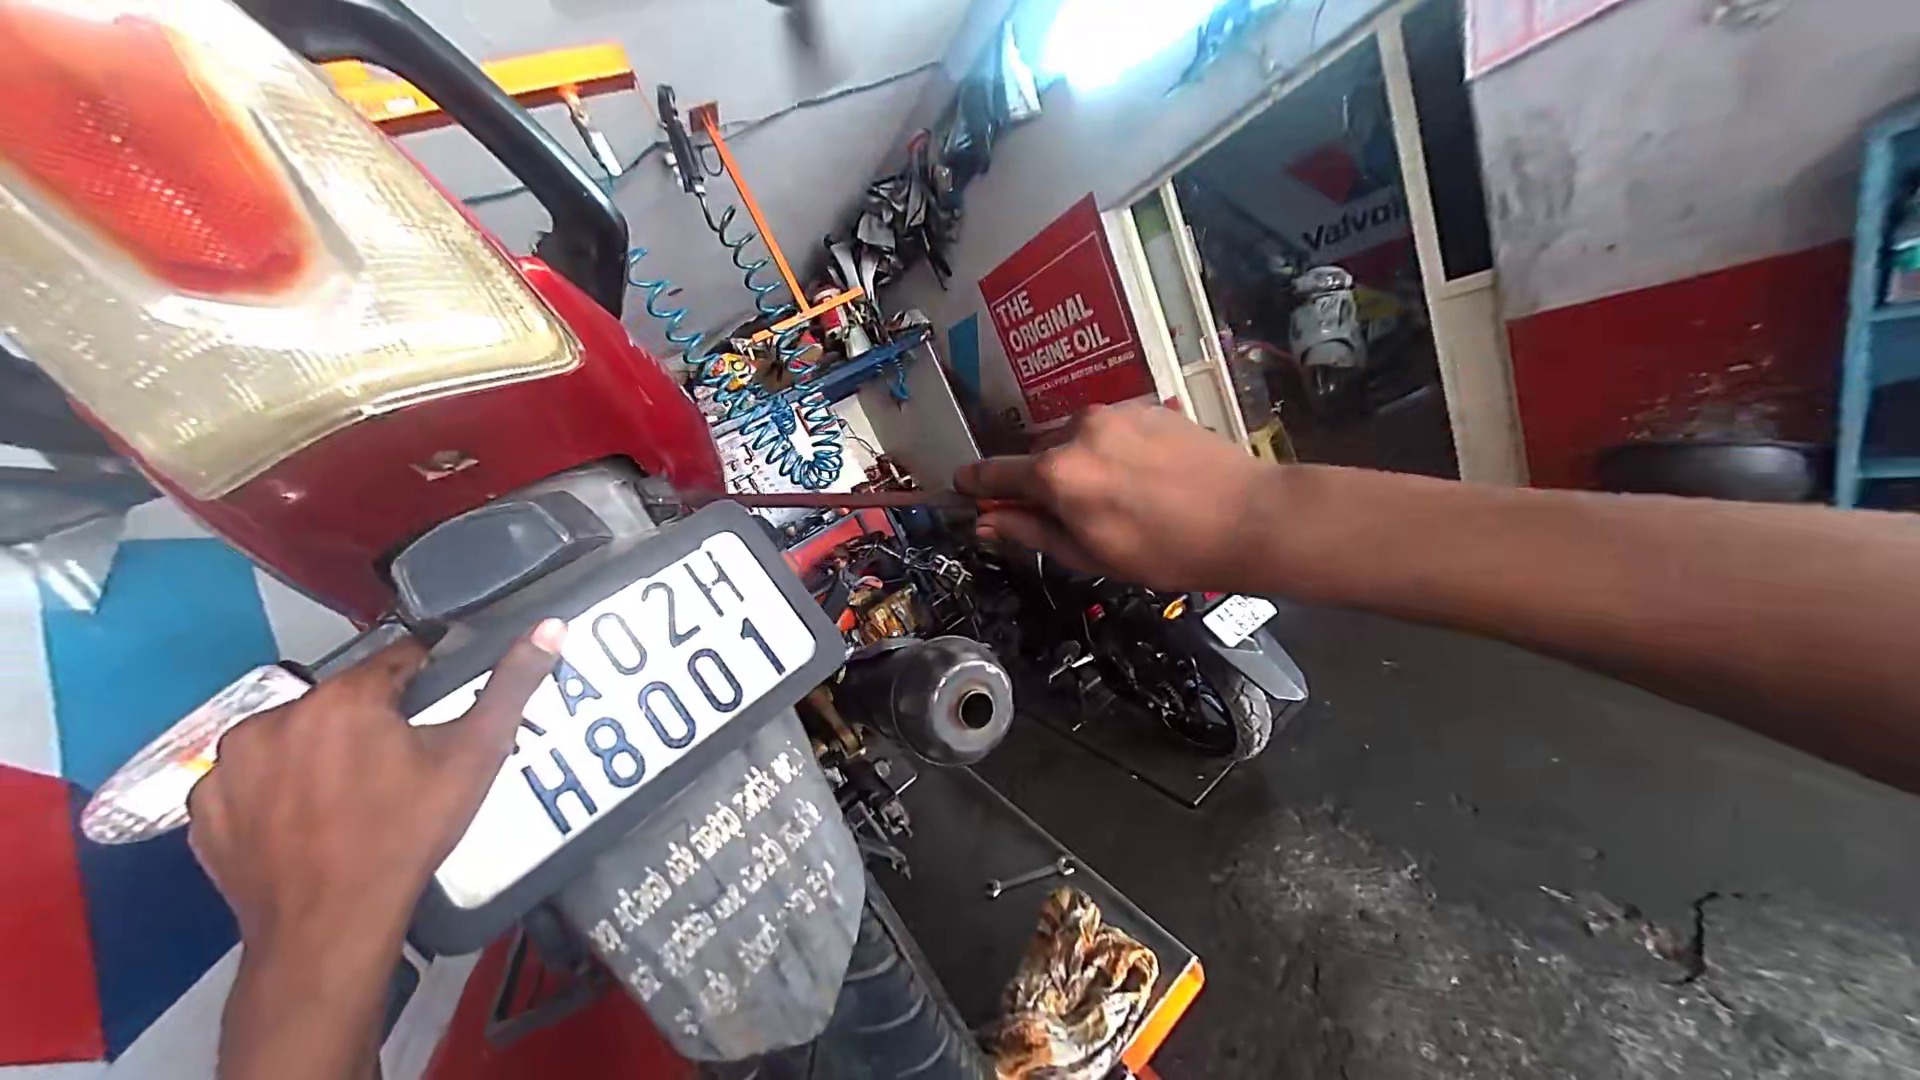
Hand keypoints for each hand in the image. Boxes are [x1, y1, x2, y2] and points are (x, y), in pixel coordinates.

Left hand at [189, 620, 565, 951]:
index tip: (444, 704)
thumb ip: (514, 682)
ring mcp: (228, 766)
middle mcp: (273, 719)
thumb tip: (550, 626)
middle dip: (380, 714)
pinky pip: (257, 773)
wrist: (331, 925)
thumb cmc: (411, 829)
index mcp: (342, 699)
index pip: (398, 659)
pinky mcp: (203, 807)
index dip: (429, 675)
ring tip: (364, 786)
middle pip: (348, 697)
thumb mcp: (478, 751)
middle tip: (411, 756)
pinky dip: (285, 781)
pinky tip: (316, 811)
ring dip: (331, 744)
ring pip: (301, 731)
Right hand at [954, 404, 1285, 592]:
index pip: (995, 473)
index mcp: (1057, 474)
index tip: (961, 484)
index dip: (975, 482)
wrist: (1248, 518)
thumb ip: (1030, 531)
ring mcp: (1113, 412)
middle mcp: (1077, 431)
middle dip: (1041, 481)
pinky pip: (1106, 428)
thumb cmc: (1165, 551)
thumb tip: (986, 521)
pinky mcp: (1144, 405)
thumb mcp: (1089, 554)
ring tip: (1117, 494)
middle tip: (1071, 513)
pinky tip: (1140, 474)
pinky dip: (1107, 448)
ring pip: (1072, 439)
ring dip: (1076, 463)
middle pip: (1036, 456)